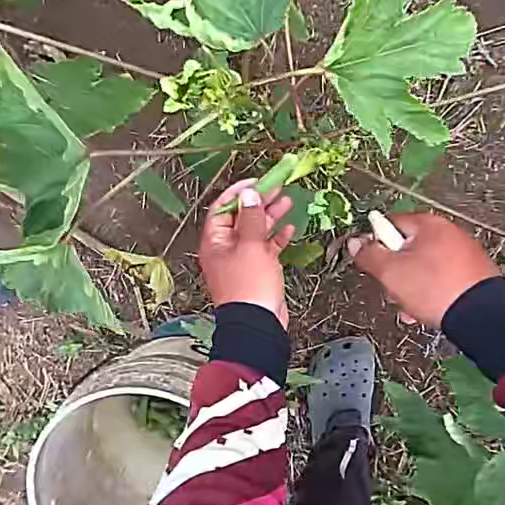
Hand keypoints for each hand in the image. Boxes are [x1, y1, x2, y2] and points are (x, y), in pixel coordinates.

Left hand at [199, 178, 294, 325]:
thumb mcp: (250, 245)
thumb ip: (251, 217)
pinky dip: (276, 238)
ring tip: (287, 202)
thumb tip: (249, 194)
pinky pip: (265, 249)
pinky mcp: (256, 271)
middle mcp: (226, 248)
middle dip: (259, 202)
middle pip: (241, 217)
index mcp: (215, 241)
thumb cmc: (249, 286)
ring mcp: (241, 260)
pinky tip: (288, 229)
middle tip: (277, 188)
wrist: (257, 323)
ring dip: (270, 217)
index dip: (240, 192)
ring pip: (255, 232)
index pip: (223, 207)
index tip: (258, 181)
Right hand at [349, 212, 501, 324]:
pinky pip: (442, 280)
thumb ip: (369, 255)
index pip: (390, 224)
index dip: (376, 245)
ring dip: (411, 288)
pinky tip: (428, 311)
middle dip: (395, 273)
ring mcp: (463, 254)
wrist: (480, 315)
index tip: (373, 263)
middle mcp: (448, 233)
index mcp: (428, 225)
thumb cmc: (435, 289)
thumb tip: (355, 243)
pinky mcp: (473, 274)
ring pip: (423, 268)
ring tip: (413, 307)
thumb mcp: (391, 272)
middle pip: (407, 248)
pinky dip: (432, 294)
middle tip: (394, 290)